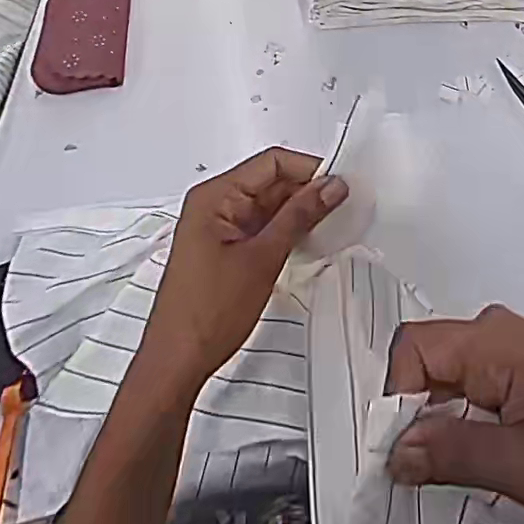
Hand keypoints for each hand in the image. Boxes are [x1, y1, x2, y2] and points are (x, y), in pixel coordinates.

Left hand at [138, 148, 347, 398]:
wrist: (177, 361)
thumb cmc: (209, 312)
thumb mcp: (263, 257)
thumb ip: (300, 215)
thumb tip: (331, 185)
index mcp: (216, 195)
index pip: (271, 162)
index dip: (309, 168)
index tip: (342, 183)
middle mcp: (215, 203)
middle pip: (270, 181)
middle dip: (307, 190)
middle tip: (346, 205)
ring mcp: (219, 225)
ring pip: (269, 204)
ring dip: (299, 212)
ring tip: (335, 223)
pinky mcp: (226, 246)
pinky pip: (261, 225)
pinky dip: (286, 230)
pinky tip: (311, 240)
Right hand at [386, 306, 523, 523]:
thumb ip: (452, 452)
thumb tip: (398, 450)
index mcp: (495, 341)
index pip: (413, 349)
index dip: (396, 397)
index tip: (399, 448)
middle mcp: (494, 333)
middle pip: (423, 359)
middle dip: (412, 412)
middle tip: (419, 466)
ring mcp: (504, 349)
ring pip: (441, 375)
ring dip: (434, 419)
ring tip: (452, 465)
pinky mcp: (512, 369)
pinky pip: (463, 384)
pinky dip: (455, 418)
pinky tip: (471, 453)